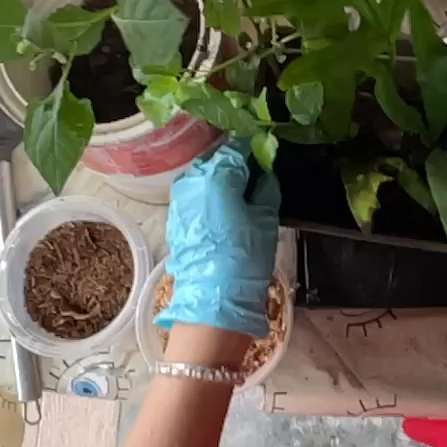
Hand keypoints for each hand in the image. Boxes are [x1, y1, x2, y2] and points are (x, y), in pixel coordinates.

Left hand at [156, 141, 279, 338]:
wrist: (213, 300)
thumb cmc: (244, 256)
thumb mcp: (266, 218)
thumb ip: (266, 186)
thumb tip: (265, 171)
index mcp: (216, 174)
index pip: (238, 147)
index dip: (257, 148)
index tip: (270, 152)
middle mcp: (192, 178)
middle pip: (218, 158)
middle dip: (238, 162)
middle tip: (259, 172)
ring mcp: (180, 197)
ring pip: (205, 175)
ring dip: (223, 178)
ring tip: (244, 191)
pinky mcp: (176, 215)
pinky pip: (197, 193)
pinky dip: (211, 194)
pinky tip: (227, 208)